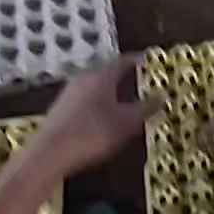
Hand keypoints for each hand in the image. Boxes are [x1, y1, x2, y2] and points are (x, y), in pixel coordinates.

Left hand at [24, 55, 161, 175]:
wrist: (49, 153)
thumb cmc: (92, 134)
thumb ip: (147, 108)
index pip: (125, 60)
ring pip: (96, 84)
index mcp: (102, 75)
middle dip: (125, 75)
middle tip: (141, 79)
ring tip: (125, 99)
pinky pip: (86, 97)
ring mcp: (70, 91)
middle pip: (109, 70)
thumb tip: (163, 95)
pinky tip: (103, 116)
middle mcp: (85, 77)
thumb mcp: (127, 123)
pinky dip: (99, 101)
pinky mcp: (61, 107)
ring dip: (112, 89)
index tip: (150, 59)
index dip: (139, 60)